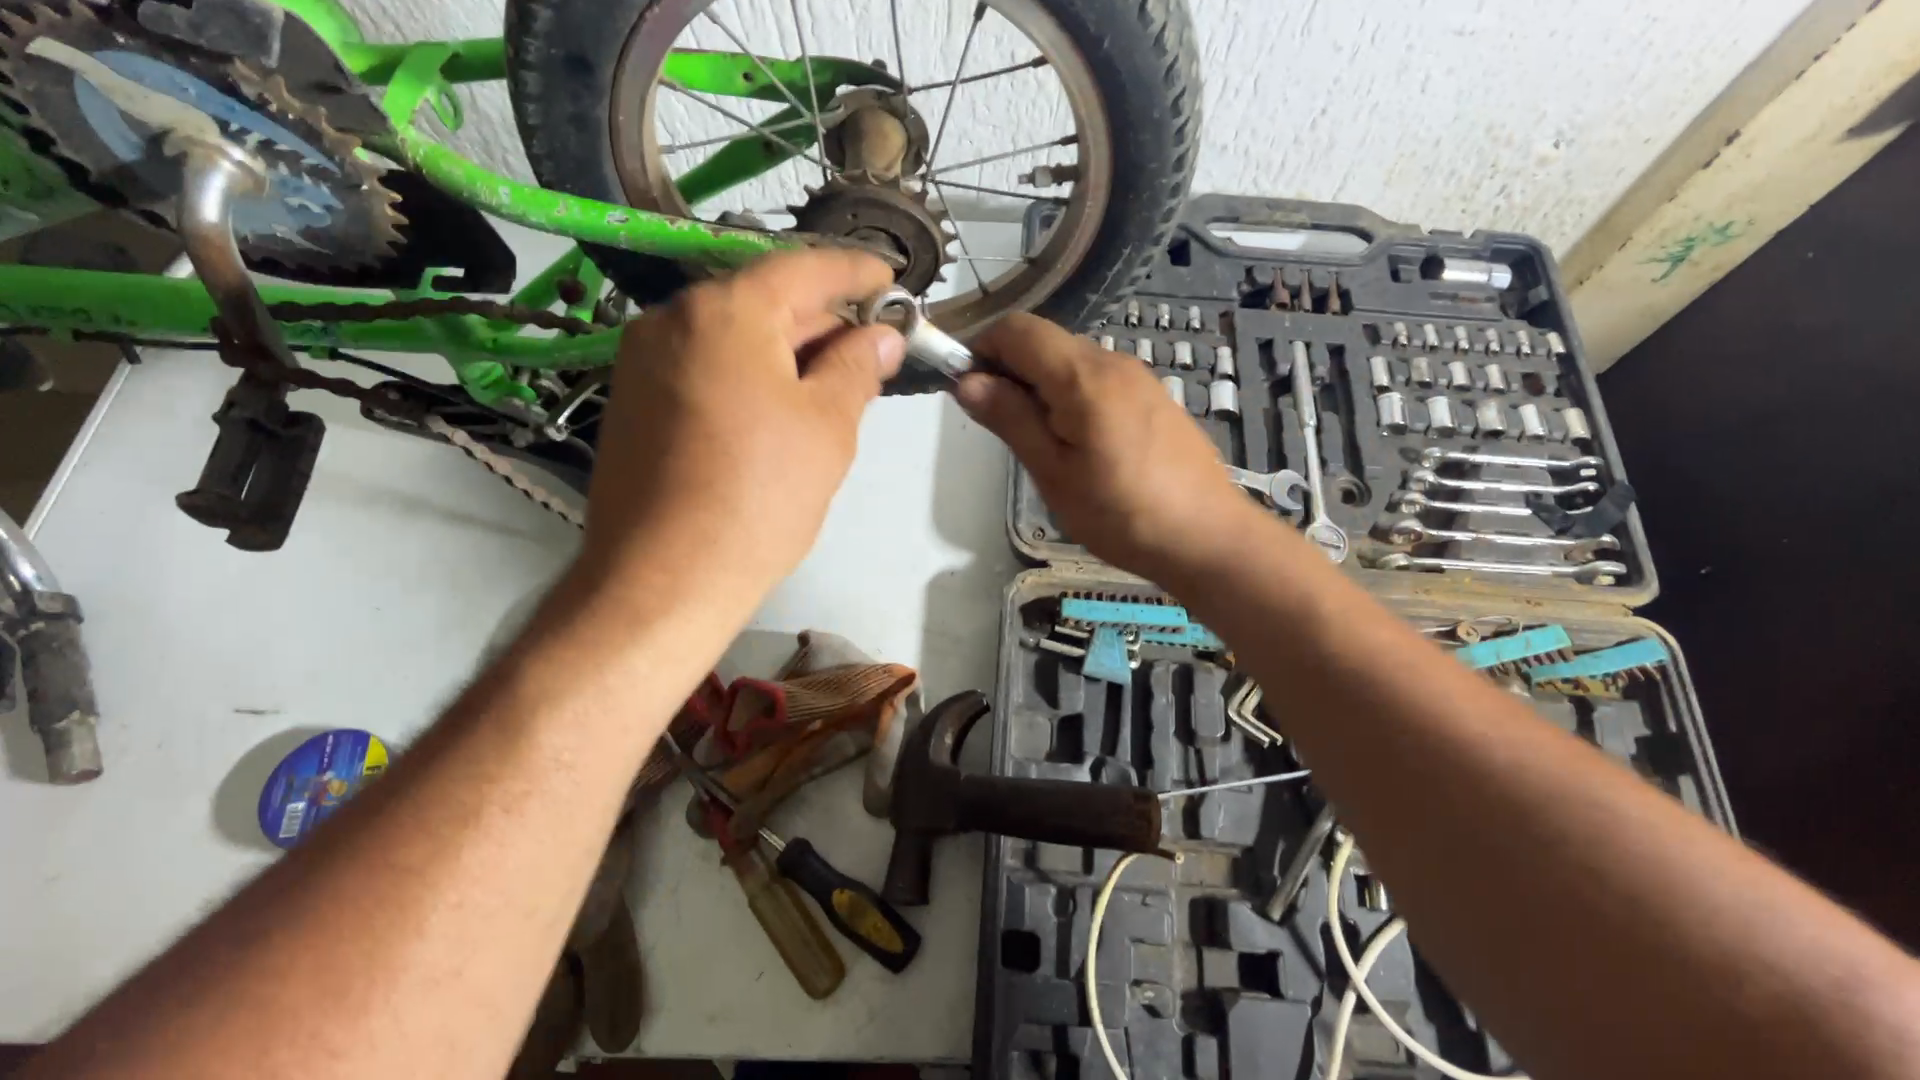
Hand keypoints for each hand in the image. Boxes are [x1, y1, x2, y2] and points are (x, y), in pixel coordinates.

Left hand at [578, 250, 903, 600]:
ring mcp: (642, 359)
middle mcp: (672, 318)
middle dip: (821, 320)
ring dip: (784, 351)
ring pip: (731, 336)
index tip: (892, 281)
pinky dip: (746, 374)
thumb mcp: (828, 428)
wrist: (661, 580)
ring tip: (832, 384)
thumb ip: (858, 367)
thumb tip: (882, 337)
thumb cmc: (758, 498)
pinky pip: (703, 366)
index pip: (804, 269)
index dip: (855, 273)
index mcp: (725, 311)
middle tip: (871, 348)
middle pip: (763, 300)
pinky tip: (778, 410)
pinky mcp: (632, 400)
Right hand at [956, 314, 1273, 582]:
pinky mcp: (1153, 399)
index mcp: (1082, 375)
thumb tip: (967, 380)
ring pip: (1071, 362)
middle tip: (1003, 428)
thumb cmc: (1121, 513)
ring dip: (1042, 388)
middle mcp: (1112, 361)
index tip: (969, 392)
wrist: (1207, 538)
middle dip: (1011, 371)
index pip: (1017, 329)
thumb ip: (1010, 419)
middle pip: (1045, 342)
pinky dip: (1072, 398)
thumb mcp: (1052, 472)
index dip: (983, 350)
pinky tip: (1080, 448)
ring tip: (1042, 446)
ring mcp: (1138, 378)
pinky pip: (1099, 382)